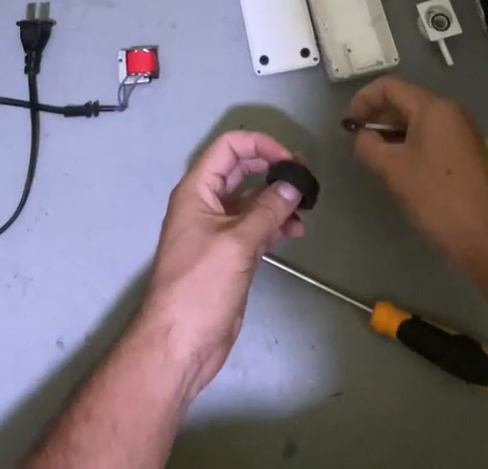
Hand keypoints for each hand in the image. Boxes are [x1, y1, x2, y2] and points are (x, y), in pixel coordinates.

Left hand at [136, 131, 306, 396]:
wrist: (180, 343)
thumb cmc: (200, 286)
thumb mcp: (237, 243)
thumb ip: (268, 210)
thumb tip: (294, 184)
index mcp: (197, 190)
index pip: (228, 148)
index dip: (259, 144)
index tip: (289, 158)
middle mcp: (206, 204)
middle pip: (241, 170)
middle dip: (272, 168)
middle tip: (305, 176)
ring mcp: (219, 230)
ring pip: (252, 200)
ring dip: (278, 198)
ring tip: (307, 204)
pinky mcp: (231, 254)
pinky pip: (256, 226)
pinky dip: (276, 224)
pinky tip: (296, 229)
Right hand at [347, 76, 487, 267]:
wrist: (486, 236)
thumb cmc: (436, 196)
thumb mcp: (393, 168)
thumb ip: (368, 145)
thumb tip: (361, 135)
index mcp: (433, 107)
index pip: (390, 86)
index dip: (363, 99)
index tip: (347, 124)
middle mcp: (450, 111)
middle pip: (405, 99)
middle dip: (377, 114)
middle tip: (357, 139)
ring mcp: (461, 130)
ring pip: (418, 118)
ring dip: (392, 130)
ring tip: (374, 153)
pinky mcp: (466, 150)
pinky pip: (431, 134)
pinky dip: (409, 141)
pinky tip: (398, 164)